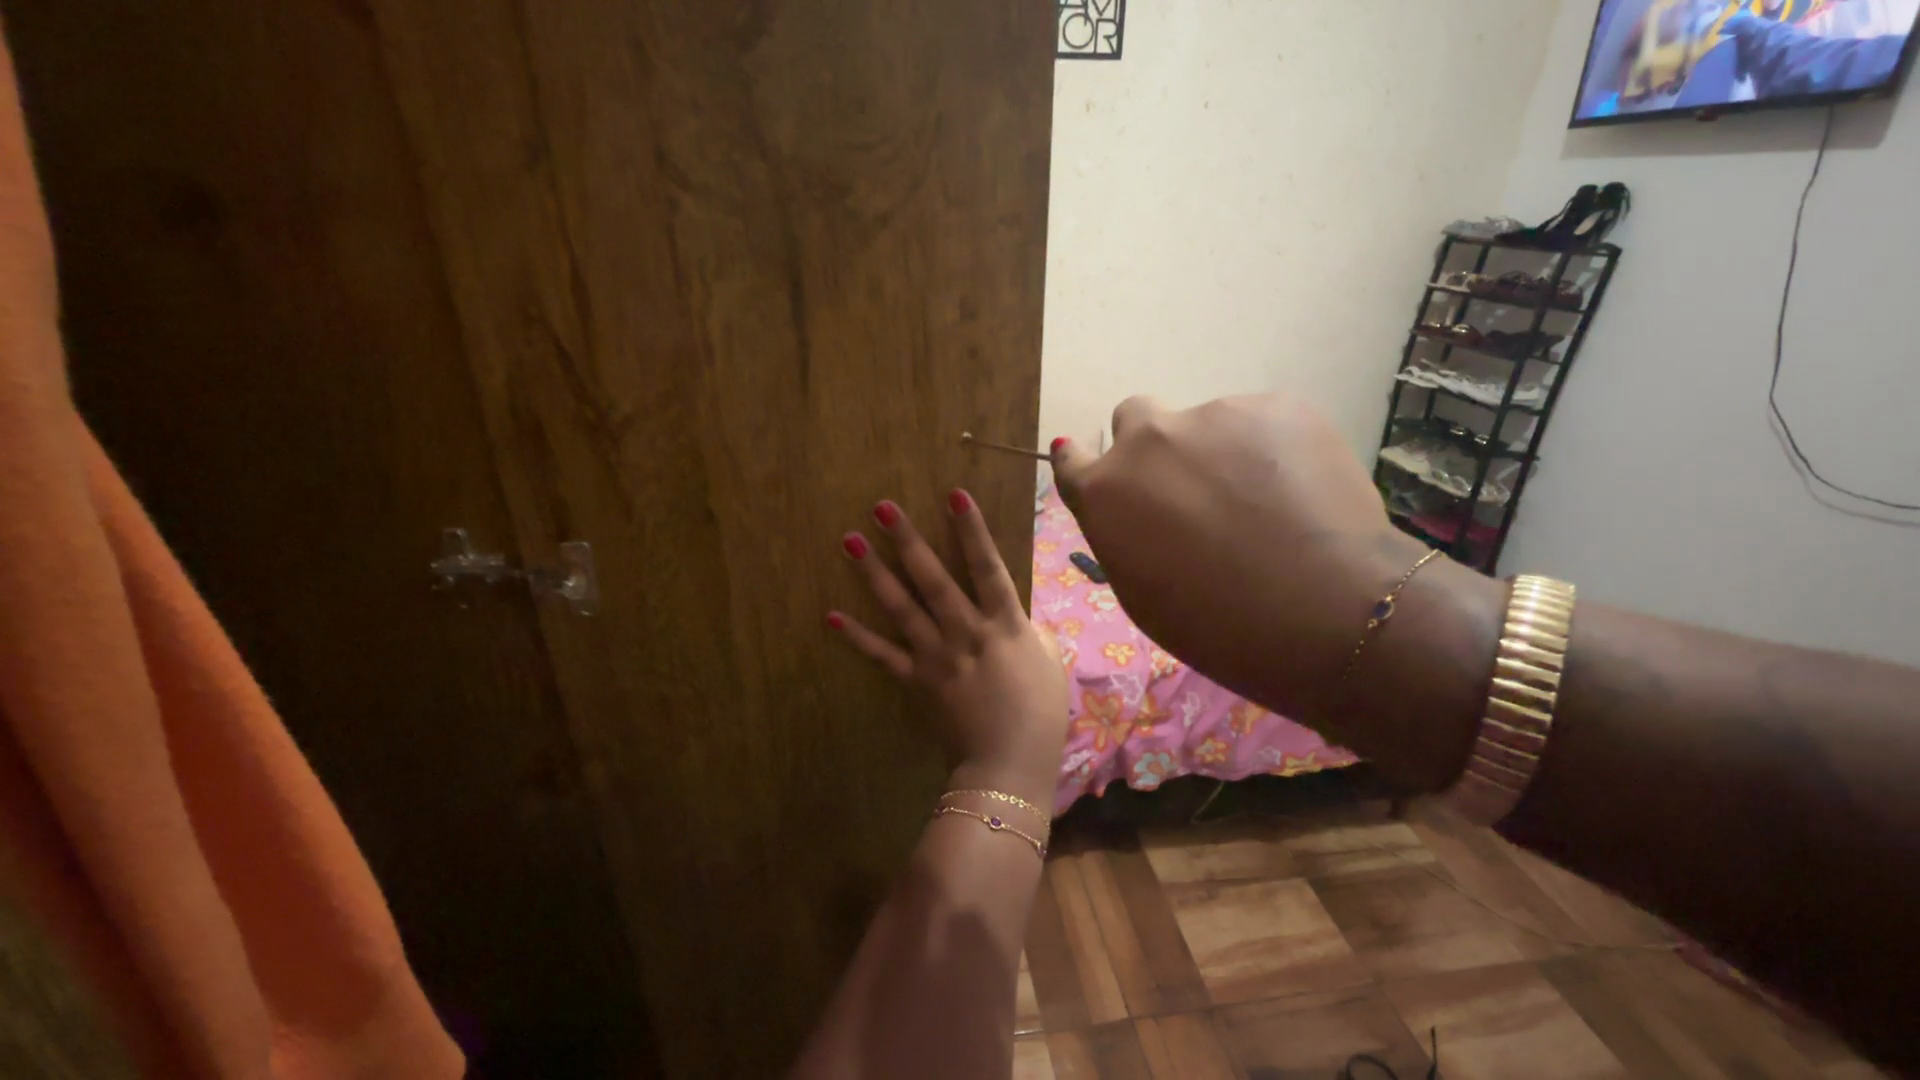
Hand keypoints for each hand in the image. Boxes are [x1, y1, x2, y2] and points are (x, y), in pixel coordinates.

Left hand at [830, 490, 1068, 804]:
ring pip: (901, 607)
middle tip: (881, 507)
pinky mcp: (916, 681)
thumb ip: (1033, 632)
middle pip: (933, 578)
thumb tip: (1024, 615)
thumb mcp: (1050, 663)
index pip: (987, 567)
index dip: (972, 530)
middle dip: (908, 540)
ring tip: (849, 542)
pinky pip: (882, 656)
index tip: (953, 494)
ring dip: (875, 573)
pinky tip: (831, 616)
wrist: (1009, 764)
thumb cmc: (1040, 713)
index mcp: (1005, 624)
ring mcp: (937, 655)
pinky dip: (857, 637)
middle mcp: (966, 631)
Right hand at [1050, 395, 1500, 785]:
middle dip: (1153, 446)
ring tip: (1267, 507)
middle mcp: (1149, 439)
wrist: (1323, 609)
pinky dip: (1274, 451)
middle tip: (1191, 490)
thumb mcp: (1141, 592)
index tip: (1103, 474)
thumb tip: (1135, 510)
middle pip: (1134, 417)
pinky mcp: (1277, 405)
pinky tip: (1301, 496)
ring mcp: (1214, 414)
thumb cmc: (1217, 625)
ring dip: (1222, 453)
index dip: (1085, 465)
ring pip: (1208, 424)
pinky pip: (1263, 423)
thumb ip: (1124, 534)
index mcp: (1106, 491)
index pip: (1071, 459)